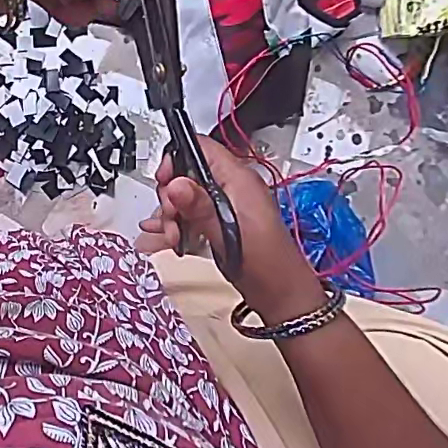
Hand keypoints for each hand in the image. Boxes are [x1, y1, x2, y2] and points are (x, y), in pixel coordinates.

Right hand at [137, 136, 325, 318]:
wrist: (283, 299)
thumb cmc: (268, 267)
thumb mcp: (228, 234)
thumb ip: (200, 207)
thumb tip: (176, 184)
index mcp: (239, 181)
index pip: (200, 148)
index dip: (175, 160)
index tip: (164, 184)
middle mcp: (231, 188)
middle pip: (186, 174)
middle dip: (170, 197)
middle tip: (170, 220)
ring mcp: (225, 206)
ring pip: (184, 197)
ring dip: (171, 216)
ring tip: (172, 237)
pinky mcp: (220, 222)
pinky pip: (190, 215)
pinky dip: (176, 225)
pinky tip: (165, 238)